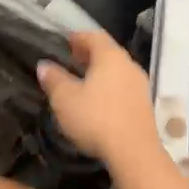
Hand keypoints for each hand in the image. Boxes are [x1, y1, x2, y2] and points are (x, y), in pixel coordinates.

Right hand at [36, 30, 161, 166]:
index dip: (78, 37)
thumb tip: (44, 65)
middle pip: (108, 52)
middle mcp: (129, 65)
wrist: (134, 151)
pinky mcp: (144, 105)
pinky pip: (124, 87)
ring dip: (101, 72)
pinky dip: (110, 87)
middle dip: (89, 55)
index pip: (94, 36)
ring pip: (118, 70)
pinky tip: (99, 101)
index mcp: (110, 56)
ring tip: (83, 82)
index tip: (65, 42)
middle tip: (72, 61)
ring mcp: (140, 85)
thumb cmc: (96, 118)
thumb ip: (54, 79)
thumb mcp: (65, 99)